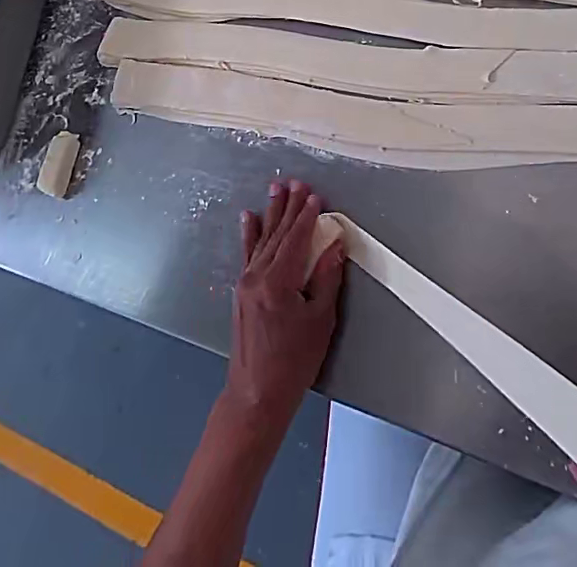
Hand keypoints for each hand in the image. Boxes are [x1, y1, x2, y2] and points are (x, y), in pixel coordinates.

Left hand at [224, 179, 345, 423]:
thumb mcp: (321, 319)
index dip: (308, 216)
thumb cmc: (294, 361)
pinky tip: (249, 218)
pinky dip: (250, 234)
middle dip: (288, 207)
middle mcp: (257, 276)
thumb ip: (327, 277)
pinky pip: (247, 254)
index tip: (315, 196)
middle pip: (278, 233)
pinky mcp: (241, 291)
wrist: (257, 393)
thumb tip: (335, 244)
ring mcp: (245, 282)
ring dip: (272, 213)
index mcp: (279, 282)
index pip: (297, 239)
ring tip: (276, 189)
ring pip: (263, 240)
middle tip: (295, 182)